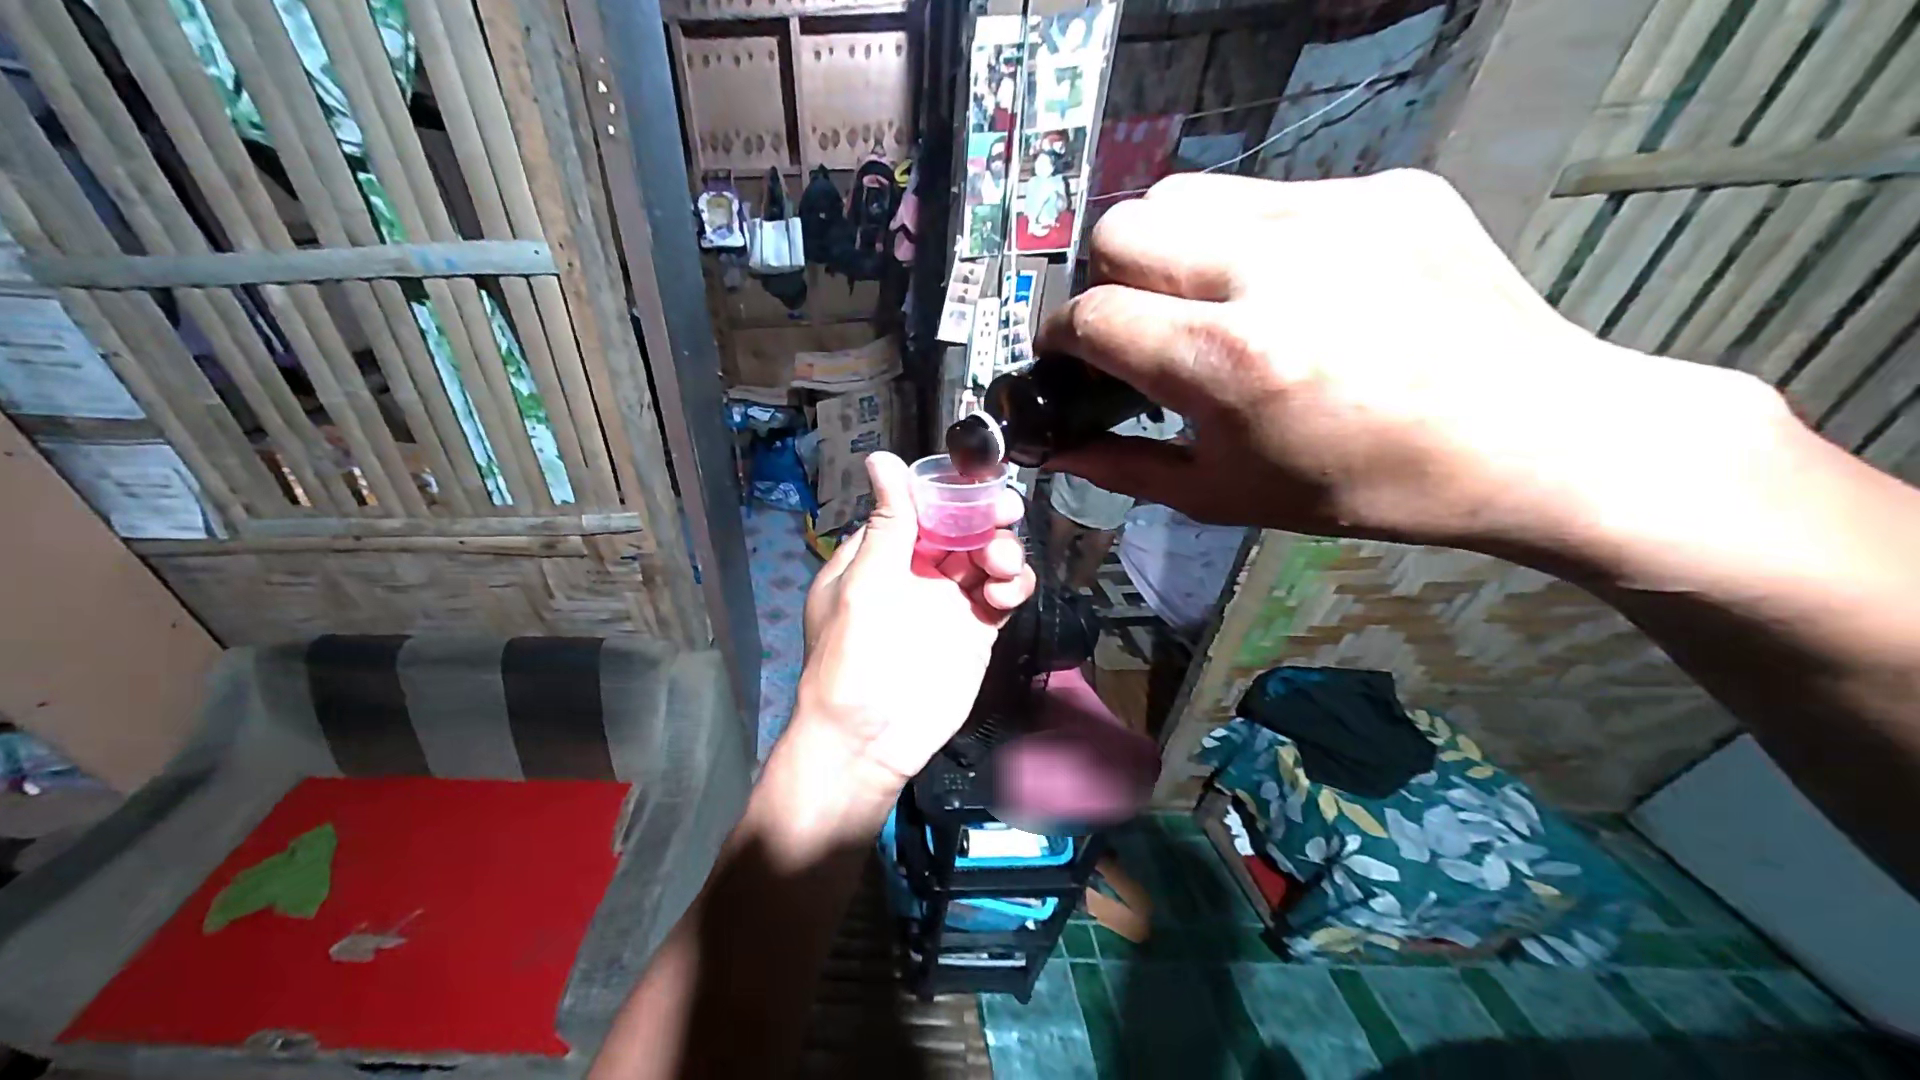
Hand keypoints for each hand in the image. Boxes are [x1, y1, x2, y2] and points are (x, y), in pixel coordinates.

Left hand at [795, 452, 1035, 793]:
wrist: (868, 740)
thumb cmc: (851, 659)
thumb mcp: (864, 584)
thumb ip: (887, 524)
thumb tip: (881, 458)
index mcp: (883, 554)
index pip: (922, 507)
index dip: (951, 491)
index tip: (977, 482)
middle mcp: (918, 571)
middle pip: (963, 528)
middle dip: (986, 516)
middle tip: (1006, 511)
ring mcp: (949, 601)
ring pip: (987, 557)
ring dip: (1002, 551)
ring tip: (999, 567)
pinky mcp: (976, 629)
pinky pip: (1002, 594)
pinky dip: (1012, 586)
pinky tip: (1005, 594)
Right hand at [1039, 170, 1792, 572]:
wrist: (1526, 436)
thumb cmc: (1362, 486)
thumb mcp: (1225, 495)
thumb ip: (1124, 469)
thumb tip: (1057, 449)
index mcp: (1228, 360)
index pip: (1092, 317)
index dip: (1060, 339)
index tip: (1066, 355)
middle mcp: (1268, 270)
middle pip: (1120, 229)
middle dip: (1103, 280)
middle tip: (1134, 326)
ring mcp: (1329, 214)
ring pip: (1183, 194)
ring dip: (1164, 248)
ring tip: (1198, 299)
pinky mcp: (1380, 188)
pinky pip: (1264, 195)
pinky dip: (1241, 239)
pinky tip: (1281, 286)